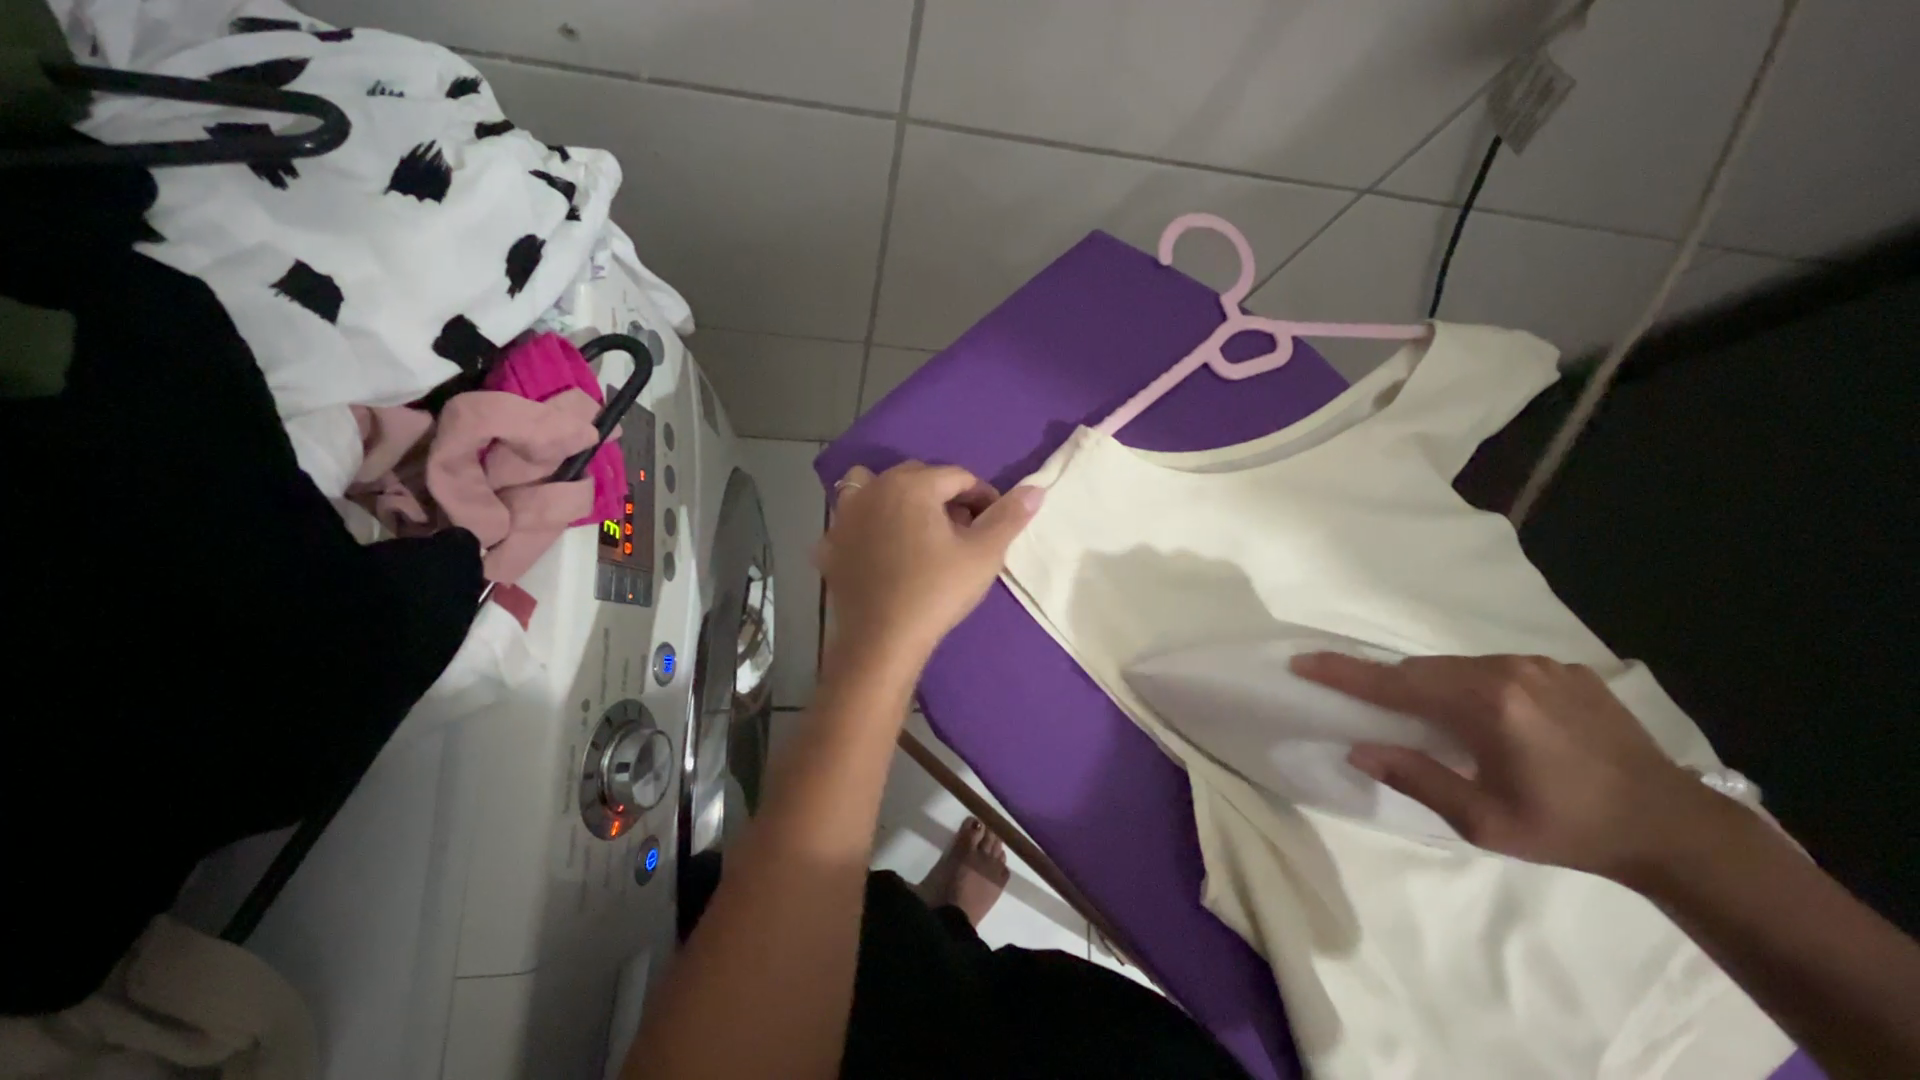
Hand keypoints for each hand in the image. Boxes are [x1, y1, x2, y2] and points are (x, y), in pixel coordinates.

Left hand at [818, 462, 1042, 663]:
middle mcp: (872, 488)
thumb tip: (1035, 489)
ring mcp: (845, 516)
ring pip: (877, 490)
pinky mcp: (830, 545)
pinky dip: (869, 527)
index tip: (994, 525)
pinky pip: (853, 522)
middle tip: (962, 533)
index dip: (983, 498)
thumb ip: (1008, 517)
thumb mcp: (983, 555)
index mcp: (912, 485)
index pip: (958, 476)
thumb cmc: (936, 592)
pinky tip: (882, 552)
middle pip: (918, 478)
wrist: (881, 641)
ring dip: (901, 502)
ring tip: (919, 534)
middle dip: (944, 498)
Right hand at [1291, 652, 1729, 880]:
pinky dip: (1475, 686)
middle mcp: (1510, 671)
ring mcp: (1543, 666)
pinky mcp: (1568, 670)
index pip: (1396, 683)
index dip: (1345, 674)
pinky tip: (1489, 719)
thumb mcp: (1483, 820)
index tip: (1303, 661)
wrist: (1669, 825)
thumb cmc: (1568, 829)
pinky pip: (1499, 669)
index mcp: (1487, 705)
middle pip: (1426, 670)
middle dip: (1389, 683)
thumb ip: (1416, 777)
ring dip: (1435, 686)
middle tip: (1363, 702)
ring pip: (1462, 667)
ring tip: (1431, 720)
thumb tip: (1360, 748)